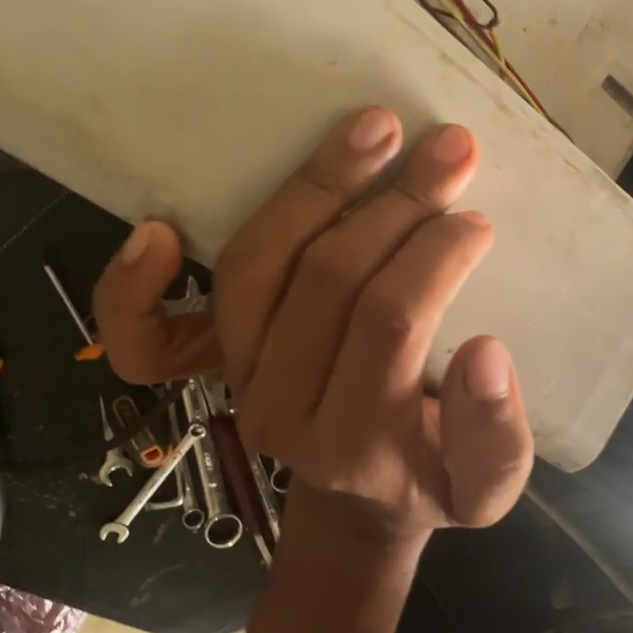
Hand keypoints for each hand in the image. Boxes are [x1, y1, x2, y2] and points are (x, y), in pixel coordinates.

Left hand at [92, 107, 532, 541]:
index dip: (433, 259)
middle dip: (395, 203)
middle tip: (451, 149)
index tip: (477, 220)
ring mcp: (238, 380)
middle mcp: (281, 409)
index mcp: (356, 442)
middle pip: (326, 280)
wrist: (364, 503)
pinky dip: (137, 286)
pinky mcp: (212, 363)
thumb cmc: (434, 481)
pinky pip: (152, 335)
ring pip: (257, 268)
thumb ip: (496, 436)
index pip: (389, 323)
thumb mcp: (490, 485)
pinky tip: (162, 230)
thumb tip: (486, 353)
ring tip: (373, 129)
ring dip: (316, 186)